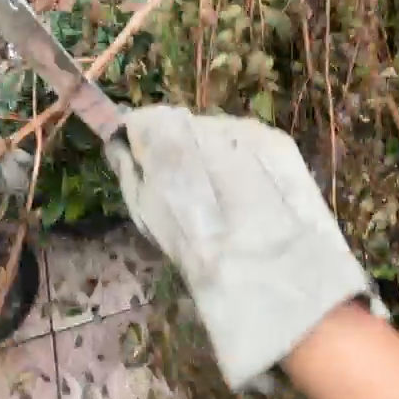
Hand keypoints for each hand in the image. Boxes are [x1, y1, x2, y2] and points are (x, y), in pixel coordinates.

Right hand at [110, 106, 371, 388]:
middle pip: (184, 125)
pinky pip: (249, 143)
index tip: (141, 156)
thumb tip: (121, 145)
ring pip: (218, 133)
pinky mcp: (278, 141)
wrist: (278, 278)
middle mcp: (209, 124)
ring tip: (222, 195)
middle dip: (179, 147)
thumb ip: (133, 174)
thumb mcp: (153, 219)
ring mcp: (247, 130)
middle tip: (186, 186)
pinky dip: (244, 161)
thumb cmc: (203, 259)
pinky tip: (250, 194)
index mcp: (169, 140)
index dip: (143, 138)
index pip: (147, 121)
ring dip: (213, 153)